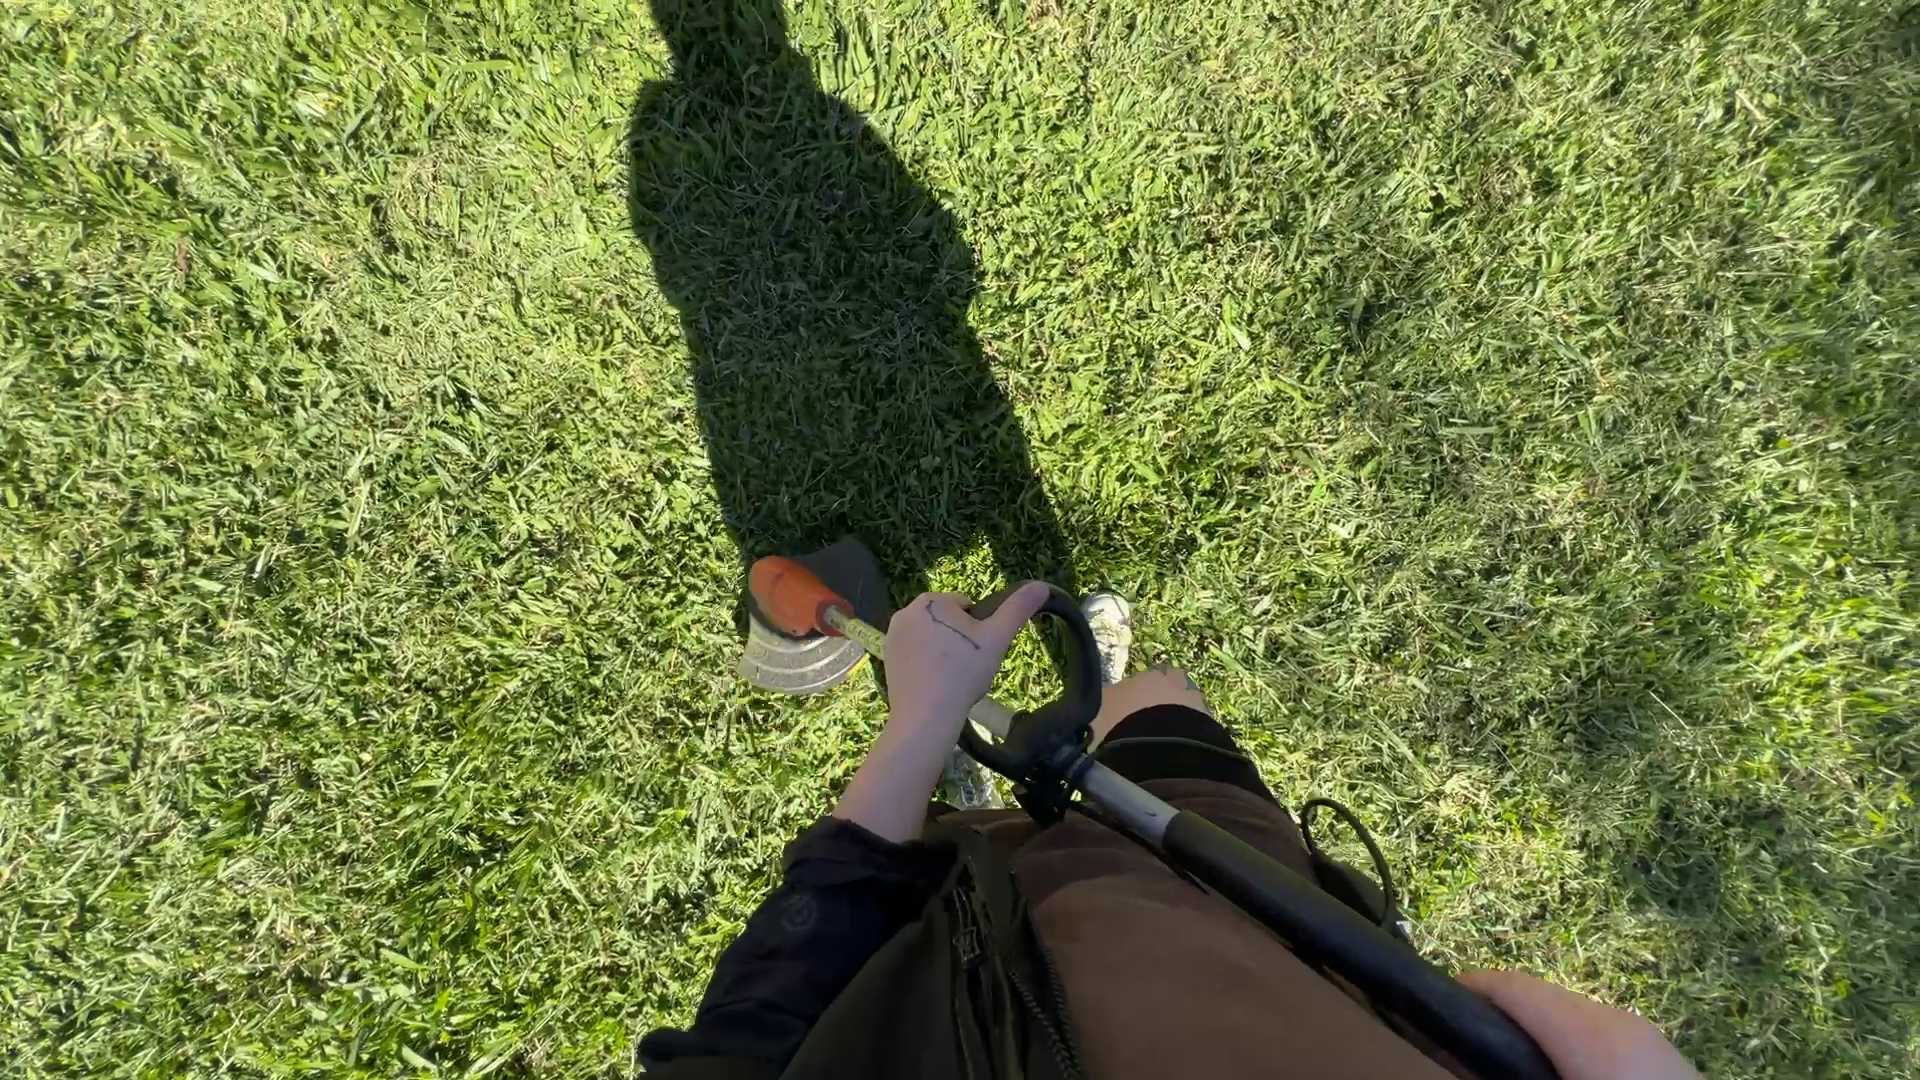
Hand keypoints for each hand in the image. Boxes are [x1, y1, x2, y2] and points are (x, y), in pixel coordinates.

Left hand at [881, 583, 1049, 739]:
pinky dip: (927, 664)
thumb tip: (1042, 585)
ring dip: (943, 650)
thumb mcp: (997, 637)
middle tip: (968, 665)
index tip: (977, 650)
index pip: (964, 606)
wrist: (926, 715)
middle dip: (958, 638)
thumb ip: (1018, 608)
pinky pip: (916, 654)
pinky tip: (936, 683)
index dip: (977, 628)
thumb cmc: (963, 672)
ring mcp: (892, 637)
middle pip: (946, 621)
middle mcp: (905, 612)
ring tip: (953, 676)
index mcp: (930, 601)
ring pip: (931, 637)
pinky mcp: (886, 659)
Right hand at [1457, 971, 1700, 1079]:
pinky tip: (1569, 1072)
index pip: (1509, 985)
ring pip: (1574, 1013)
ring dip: (1540, 1028)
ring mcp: (1650, 1037)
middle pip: (1539, 995)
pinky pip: (1605, 1035)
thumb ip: (1495, 1074)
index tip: (1439, 1011)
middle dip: (1503, 1012)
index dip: (1468, 989)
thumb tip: (1457, 1059)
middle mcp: (1616, 1019)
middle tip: (1475, 1045)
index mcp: (1587, 1031)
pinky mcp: (1670, 1058)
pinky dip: (1576, 1044)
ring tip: (1518, 1061)